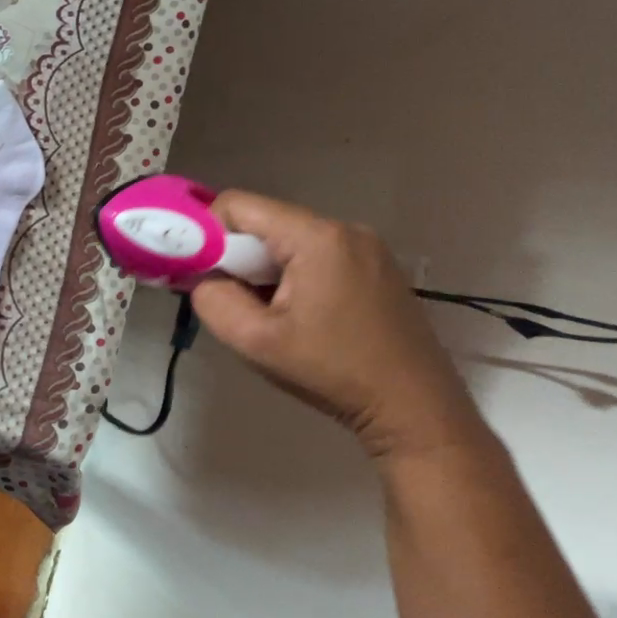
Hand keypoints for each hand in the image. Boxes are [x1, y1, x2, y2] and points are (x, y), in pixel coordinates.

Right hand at [189, 191, 487, 462]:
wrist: (417, 413)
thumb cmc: (332, 372)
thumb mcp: (252, 339)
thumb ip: (210, 296)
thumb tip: (199, 275)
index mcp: (318, 237)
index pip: (236, 205)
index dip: (207, 233)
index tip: (204, 274)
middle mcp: (346, 230)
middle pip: (262, 220)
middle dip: (236, 255)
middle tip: (234, 299)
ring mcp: (367, 248)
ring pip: (285, 238)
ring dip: (262, 267)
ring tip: (268, 312)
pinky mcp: (377, 268)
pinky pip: (312, 253)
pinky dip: (290, 274)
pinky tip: (298, 313)